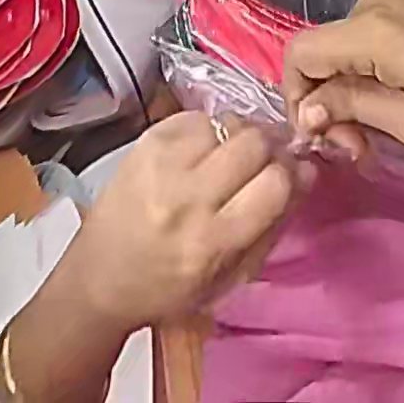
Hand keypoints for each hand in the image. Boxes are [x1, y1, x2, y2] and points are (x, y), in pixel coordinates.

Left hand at [52, 112, 309, 332]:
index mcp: (211, 242)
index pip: (274, 185)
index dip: (294, 172)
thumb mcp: (228, 279)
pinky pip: (197, 117)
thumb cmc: (169, 287)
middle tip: (270, 155)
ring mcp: (163, 163)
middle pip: (254, 143)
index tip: (297, 169)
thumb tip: (303, 174)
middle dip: (271, 146)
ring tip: (236, 151)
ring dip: (241, 134)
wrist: (100, 275)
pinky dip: (210, 128)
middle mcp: (187, 197)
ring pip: (228, 122)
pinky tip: (206, 146)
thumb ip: (271, 226)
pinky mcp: (146, 140)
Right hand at [282, 0, 403, 156]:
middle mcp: (372, 0)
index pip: (300, 53)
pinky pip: (370, 34)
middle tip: (359, 147)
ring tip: (383, 128)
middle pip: (323, 51)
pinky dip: (371, 68)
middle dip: (330, 100)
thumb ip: (354, 109)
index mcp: (371, 28)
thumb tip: (305, 110)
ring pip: (345, 45)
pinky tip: (399, 96)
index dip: (295, 95)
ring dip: (352, 87)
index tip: (321, 136)